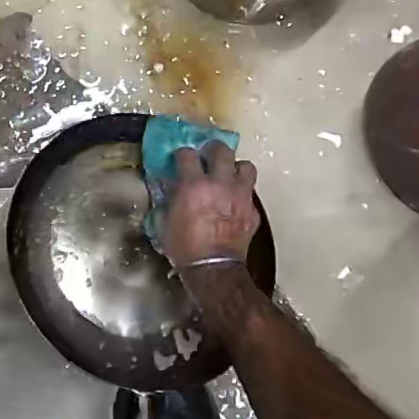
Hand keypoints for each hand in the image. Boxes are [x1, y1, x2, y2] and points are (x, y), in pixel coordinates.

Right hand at [161, 142, 259, 267]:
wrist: (213, 269)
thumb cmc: (183, 246)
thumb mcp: (166, 220)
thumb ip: (169, 199)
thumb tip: (170, 189)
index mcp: (194, 185)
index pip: (187, 155)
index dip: (182, 154)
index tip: (180, 158)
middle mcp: (220, 184)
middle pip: (222, 151)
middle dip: (213, 149)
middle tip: (208, 155)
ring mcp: (241, 196)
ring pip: (245, 166)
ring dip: (235, 167)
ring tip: (228, 174)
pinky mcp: (252, 210)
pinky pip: (249, 193)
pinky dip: (241, 193)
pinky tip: (234, 202)